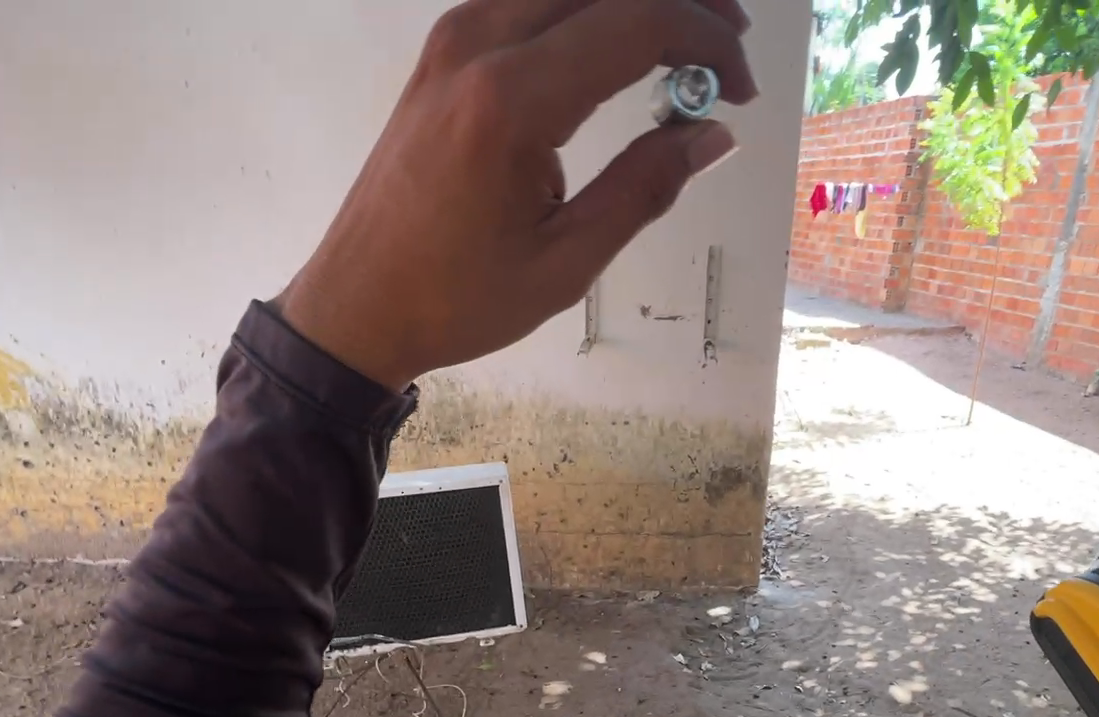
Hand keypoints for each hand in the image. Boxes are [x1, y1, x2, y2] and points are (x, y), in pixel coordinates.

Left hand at [276, 0, 755, 390]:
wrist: (359, 304)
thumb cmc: (457, 299)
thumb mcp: (564, 263)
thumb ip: (643, 189)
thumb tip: (711, 134)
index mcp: (510, 101)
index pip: (634, 22)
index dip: (704, 41)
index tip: (739, 89)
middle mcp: (476, 43)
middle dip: (680, 2)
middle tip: (728, 49)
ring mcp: (451, 40)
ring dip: (630, 5)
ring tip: (683, 45)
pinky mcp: (441, 54)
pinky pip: (527, 3)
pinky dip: (584, 16)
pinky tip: (614, 51)